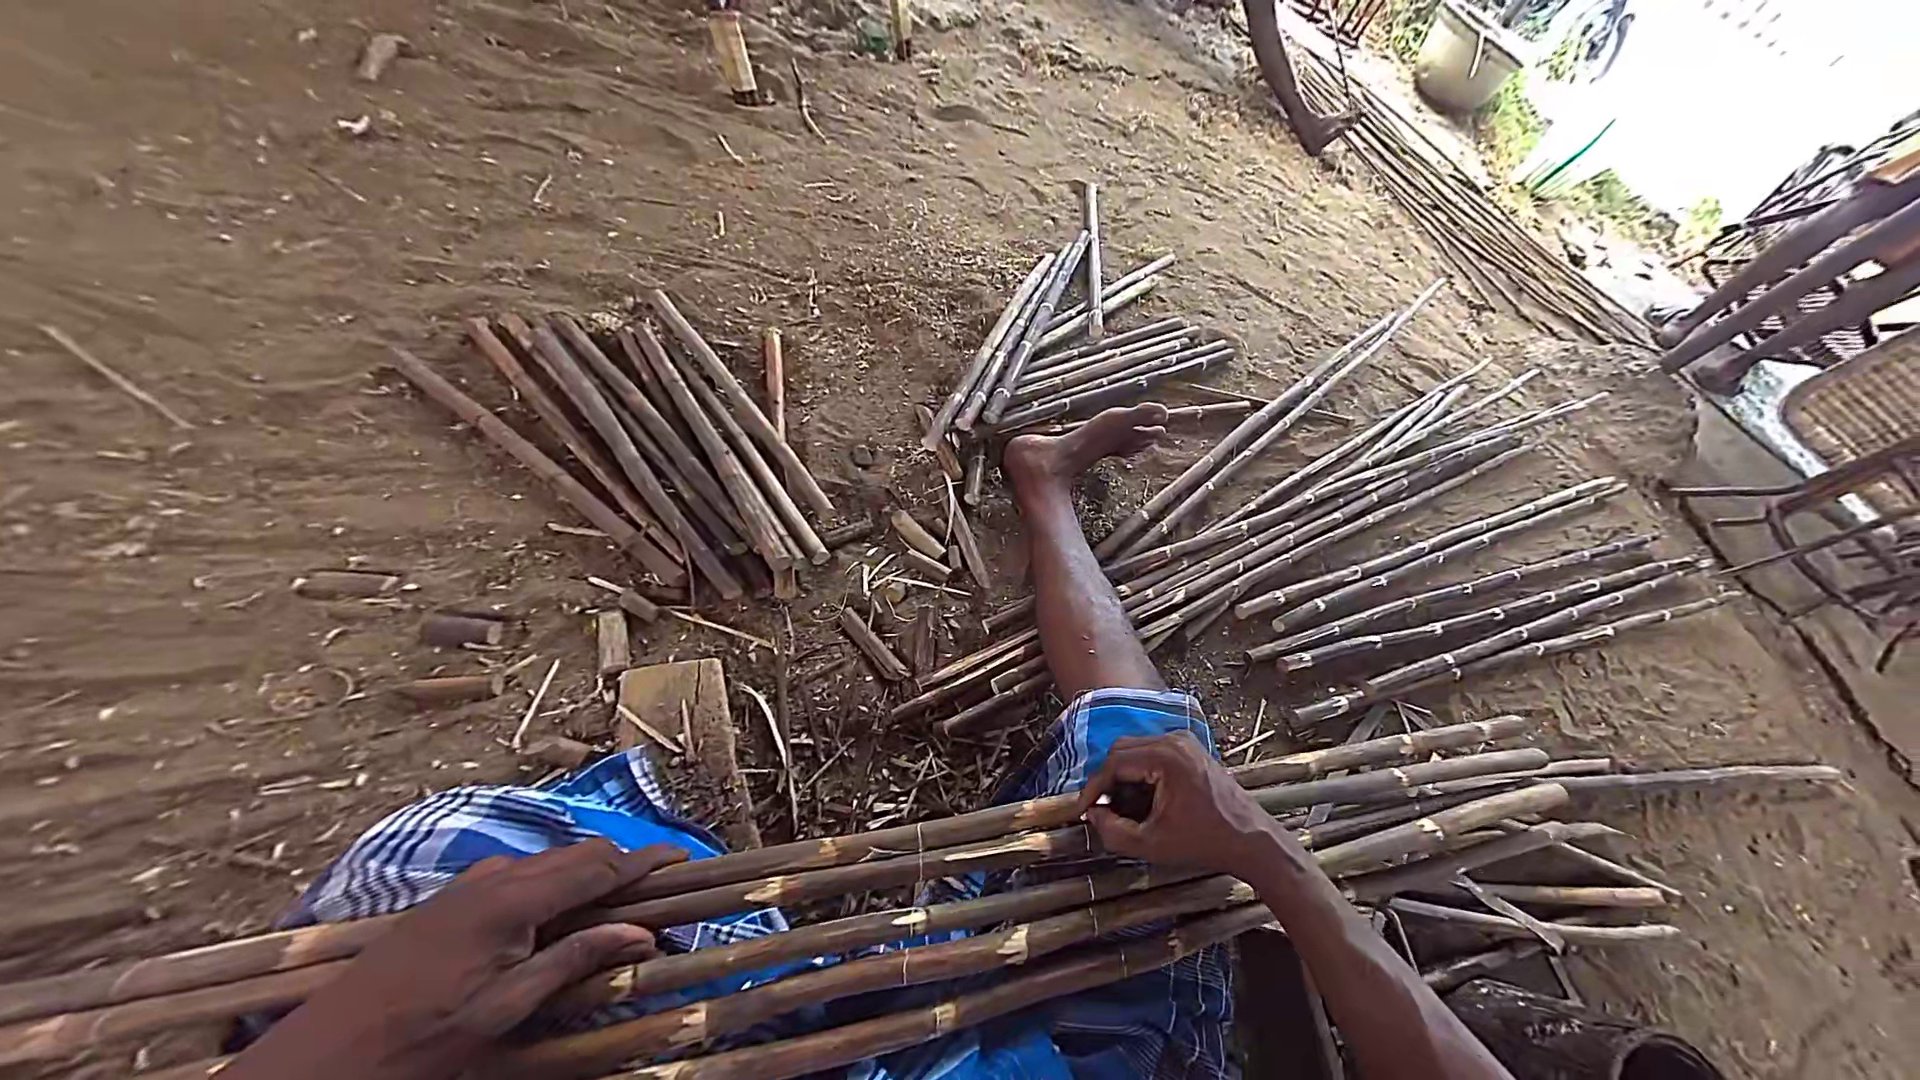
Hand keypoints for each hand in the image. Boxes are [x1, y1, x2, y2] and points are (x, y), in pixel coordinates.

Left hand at [225, 840, 685, 1079]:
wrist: (305, 1067)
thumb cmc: (413, 1046)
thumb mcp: (501, 1012)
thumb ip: (574, 959)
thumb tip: (643, 933)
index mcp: (514, 900)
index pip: (600, 865)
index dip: (646, 860)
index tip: (683, 857)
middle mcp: (497, 876)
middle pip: (579, 852)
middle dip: (622, 863)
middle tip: (653, 888)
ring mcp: (469, 883)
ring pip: (551, 859)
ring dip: (587, 871)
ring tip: (611, 901)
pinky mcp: (451, 898)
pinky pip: (522, 872)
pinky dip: (555, 881)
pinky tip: (554, 911)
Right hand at [1076, 732, 1304, 875]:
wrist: (1252, 841)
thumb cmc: (1206, 843)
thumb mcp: (1153, 845)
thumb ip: (1114, 832)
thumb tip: (1093, 816)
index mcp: (1165, 757)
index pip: (1114, 763)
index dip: (1094, 787)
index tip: (1083, 808)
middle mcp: (1173, 740)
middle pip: (1122, 750)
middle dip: (1108, 779)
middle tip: (1102, 807)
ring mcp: (1184, 742)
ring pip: (1136, 749)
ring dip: (1123, 774)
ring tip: (1122, 805)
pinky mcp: (1190, 749)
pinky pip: (1153, 752)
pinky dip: (1141, 771)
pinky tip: (1143, 798)